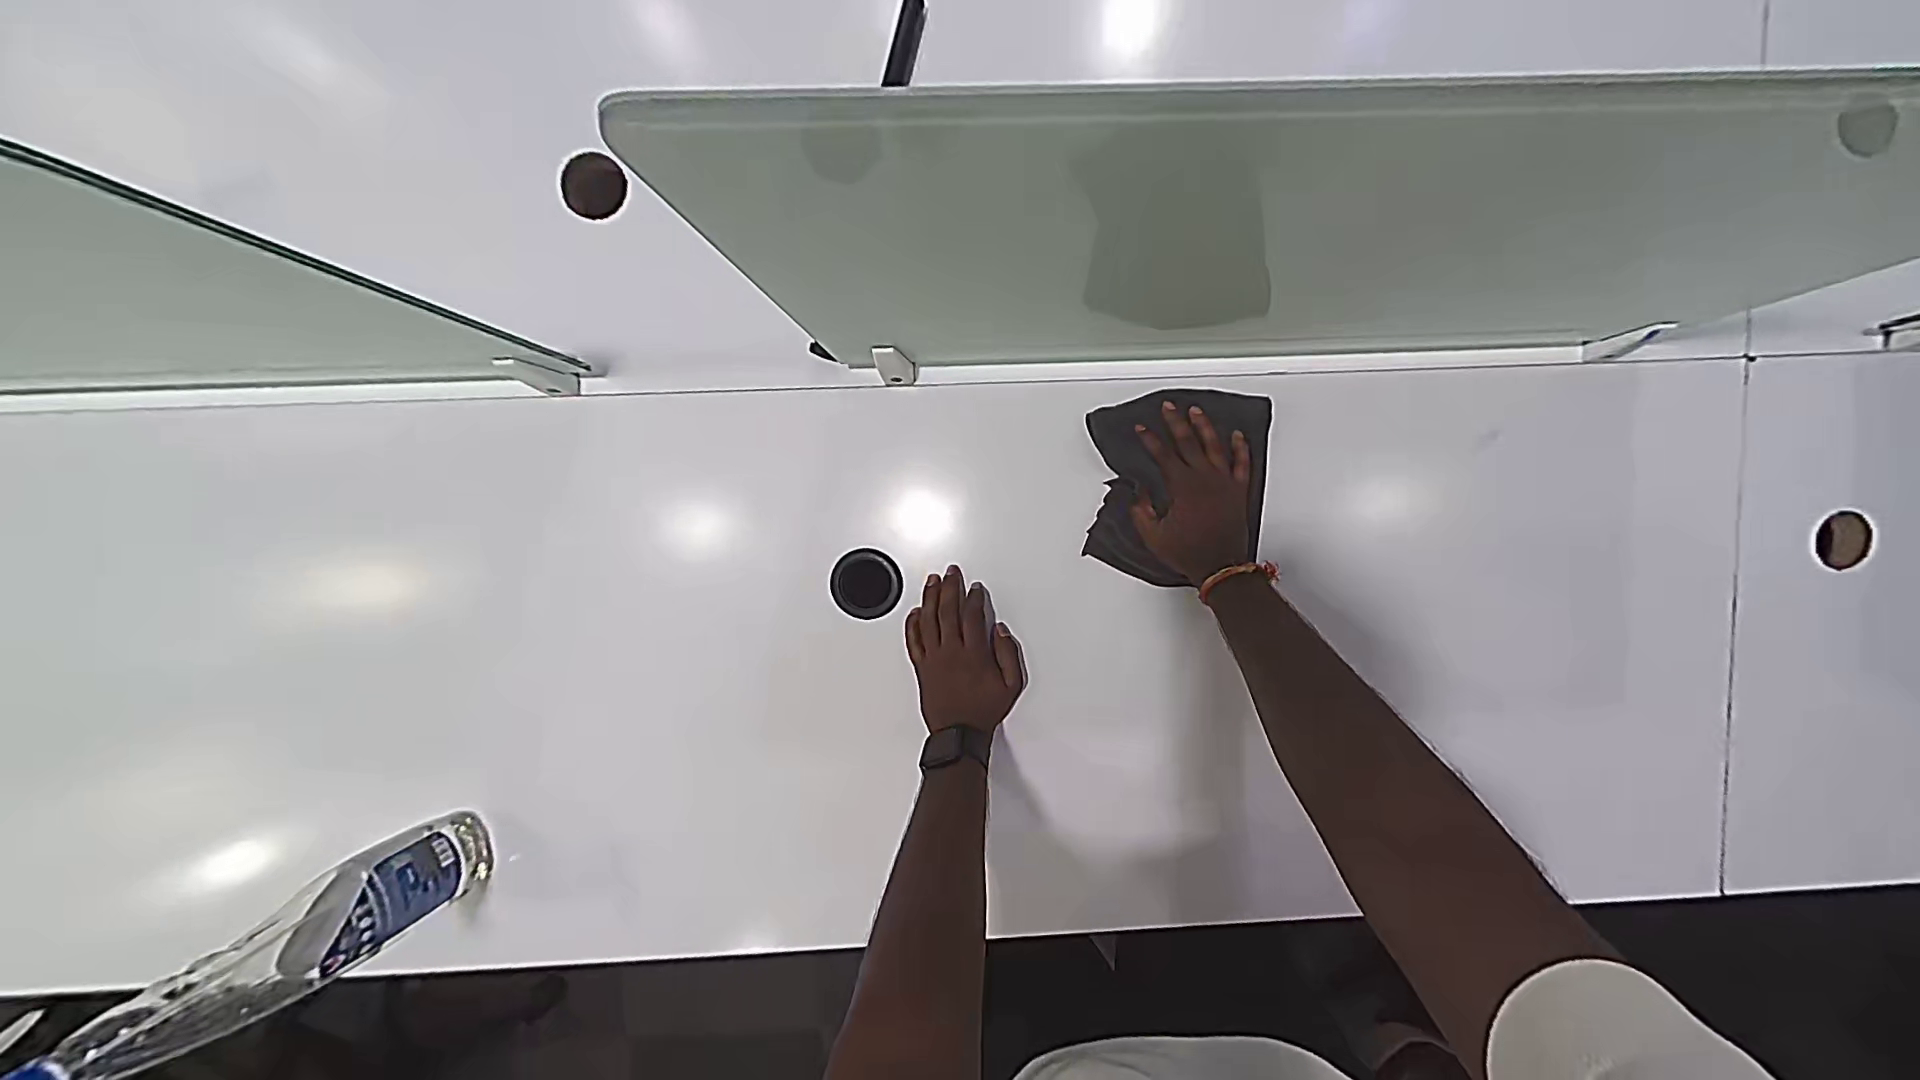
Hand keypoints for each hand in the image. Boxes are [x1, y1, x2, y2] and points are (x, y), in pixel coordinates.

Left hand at [904, 565, 1026, 733]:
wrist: (958, 734)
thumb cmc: (983, 711)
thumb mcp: (1011, 685)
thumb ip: (1008, 654)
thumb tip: (1000, 631)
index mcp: (973, 654)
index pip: (972, 615)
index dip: (974, 598)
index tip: (976, 588)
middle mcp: (951, 652)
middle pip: (948, 610)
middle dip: (951, 587)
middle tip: (952, 573)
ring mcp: (933, 658)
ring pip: (929, 620)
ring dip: (930, 597)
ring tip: (932, 582)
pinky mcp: (921, 667)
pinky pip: (914, 640)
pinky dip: (913, 623)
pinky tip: (915, 612)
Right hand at [1131, 401, 1253, 585]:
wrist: (1221, 567)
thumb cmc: (1190, 553)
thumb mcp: (1153, 535)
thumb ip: (1142, 512)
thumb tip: (1139, 494)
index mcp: (1182, 487)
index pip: (1162, 454)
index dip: (1150, 439)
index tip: (1141, 429)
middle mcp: (1205, 479)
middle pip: (1187, 441)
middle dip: (1174, 422)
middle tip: (1168, 408)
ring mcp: (1224, 483)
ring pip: (1214, 445)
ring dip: (1204, 426)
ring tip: (1196, 412)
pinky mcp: (1238, 491)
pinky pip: (1242, 463)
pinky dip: (1240, 447)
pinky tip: (1237, 435)